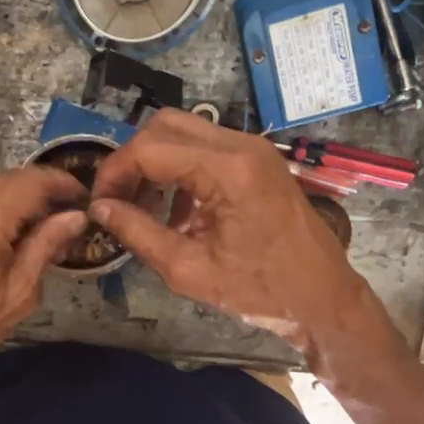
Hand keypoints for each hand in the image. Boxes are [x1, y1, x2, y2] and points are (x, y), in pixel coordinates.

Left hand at [0, 167, 87, 397]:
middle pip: (12, 179)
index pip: (33, 182)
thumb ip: (46, 246)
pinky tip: (16, 233)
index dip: (64, 185)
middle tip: (72, 215)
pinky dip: (0, 209)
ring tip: (48, 227)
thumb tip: (75, 218)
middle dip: (45, 191)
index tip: (86, 200)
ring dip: (23, 199)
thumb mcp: (18, 293)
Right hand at [88, 109, 363, 350]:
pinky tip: (175, 212)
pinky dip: (178, 169)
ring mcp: (253, 149)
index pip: (150, 149)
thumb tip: (99, 209)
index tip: (99, 204)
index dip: (115, 173)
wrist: (323, 298)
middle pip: (164, 126)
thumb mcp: (188, 270)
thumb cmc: (260, 291)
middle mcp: (242, 146)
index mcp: (228, 171)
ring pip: (183, 131)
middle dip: (132, 160)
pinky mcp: (258, 160)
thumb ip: (138, 233)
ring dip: (154, 163)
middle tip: (118, 201)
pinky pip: (204, 147)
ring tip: (142, 209)